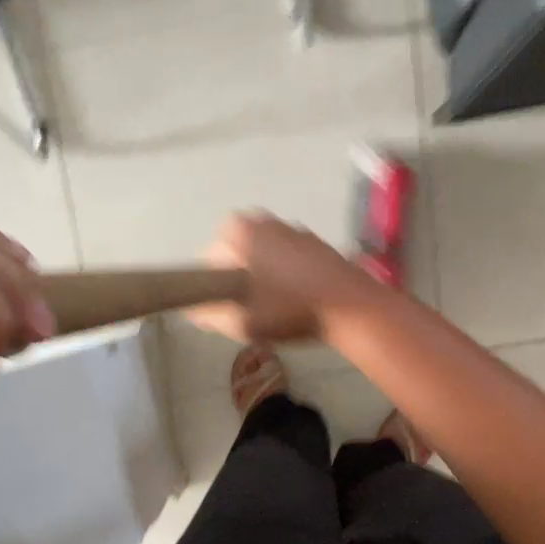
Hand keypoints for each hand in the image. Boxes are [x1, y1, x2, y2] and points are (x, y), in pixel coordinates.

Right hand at [187, 211, 389, 344]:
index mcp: (242, 232)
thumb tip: (192, 310)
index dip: (212, 283)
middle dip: (236, 277)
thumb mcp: (240, 322)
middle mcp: (266, 221)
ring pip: (263, 254)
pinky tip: (295, 300)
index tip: (224, 305)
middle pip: (237, 252)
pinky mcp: (317, 244)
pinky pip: (288, 258)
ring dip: (261, 276)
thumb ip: (209, 314)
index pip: (210, 255)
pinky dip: (285, 275)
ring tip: (272, 307)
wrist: (351, 309)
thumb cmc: (289, 311)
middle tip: (246, 307)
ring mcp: (295, 230)